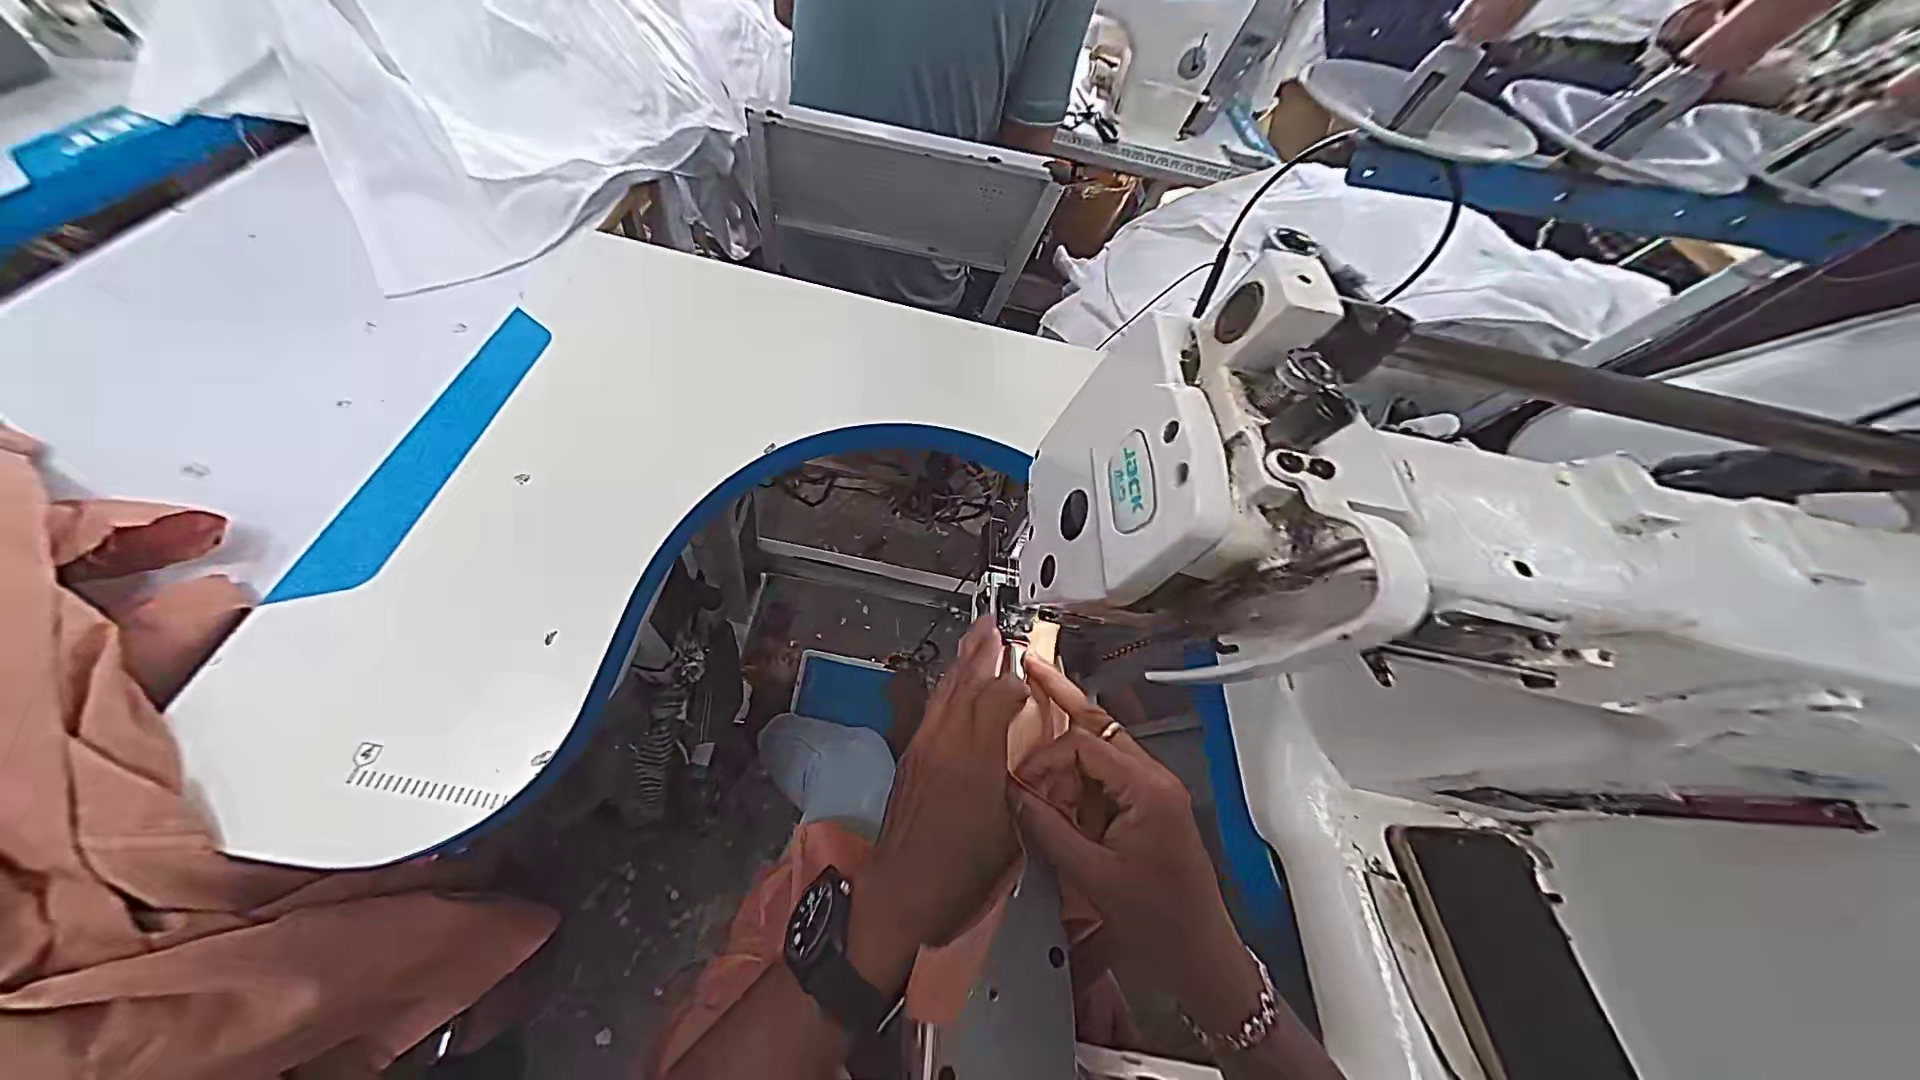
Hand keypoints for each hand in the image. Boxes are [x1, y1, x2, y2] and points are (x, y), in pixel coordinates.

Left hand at [860, 618, 1028, 959]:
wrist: (903, 888)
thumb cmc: (960, 870)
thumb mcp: (1010, 830)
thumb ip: (1020, 783)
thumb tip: (1027, 756)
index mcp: (978, 763)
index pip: (996, 700)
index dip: (1013, 680)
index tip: (1025, 671)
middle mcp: (947, 746)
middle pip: (967, 685)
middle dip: (983, 652)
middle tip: (995, 628)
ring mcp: (925, 747)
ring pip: (947, 691)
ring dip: (962, 661)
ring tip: (975, 639)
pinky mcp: (911, 755)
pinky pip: (933, 707)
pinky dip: (947, 685)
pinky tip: (953, 678)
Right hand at [1008, 658, 1263, 1034]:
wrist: (1201, 961)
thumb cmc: (1161, 926)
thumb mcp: (1094, 877)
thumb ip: (1048, 828)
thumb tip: (1015, 794)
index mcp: (1148, 789)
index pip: (1084, 745)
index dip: (1045, 758)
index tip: (1020, 783)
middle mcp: (1153, 779)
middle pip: (1099, 725)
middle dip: (1062, 698)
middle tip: (1031, 670)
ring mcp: (1152, 791)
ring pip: (1100, 747)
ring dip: (1064, 755)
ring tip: (1034, 771)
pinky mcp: (1145, 807)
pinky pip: (1104, 776)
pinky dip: (1075, 779)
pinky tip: (1055, 794)